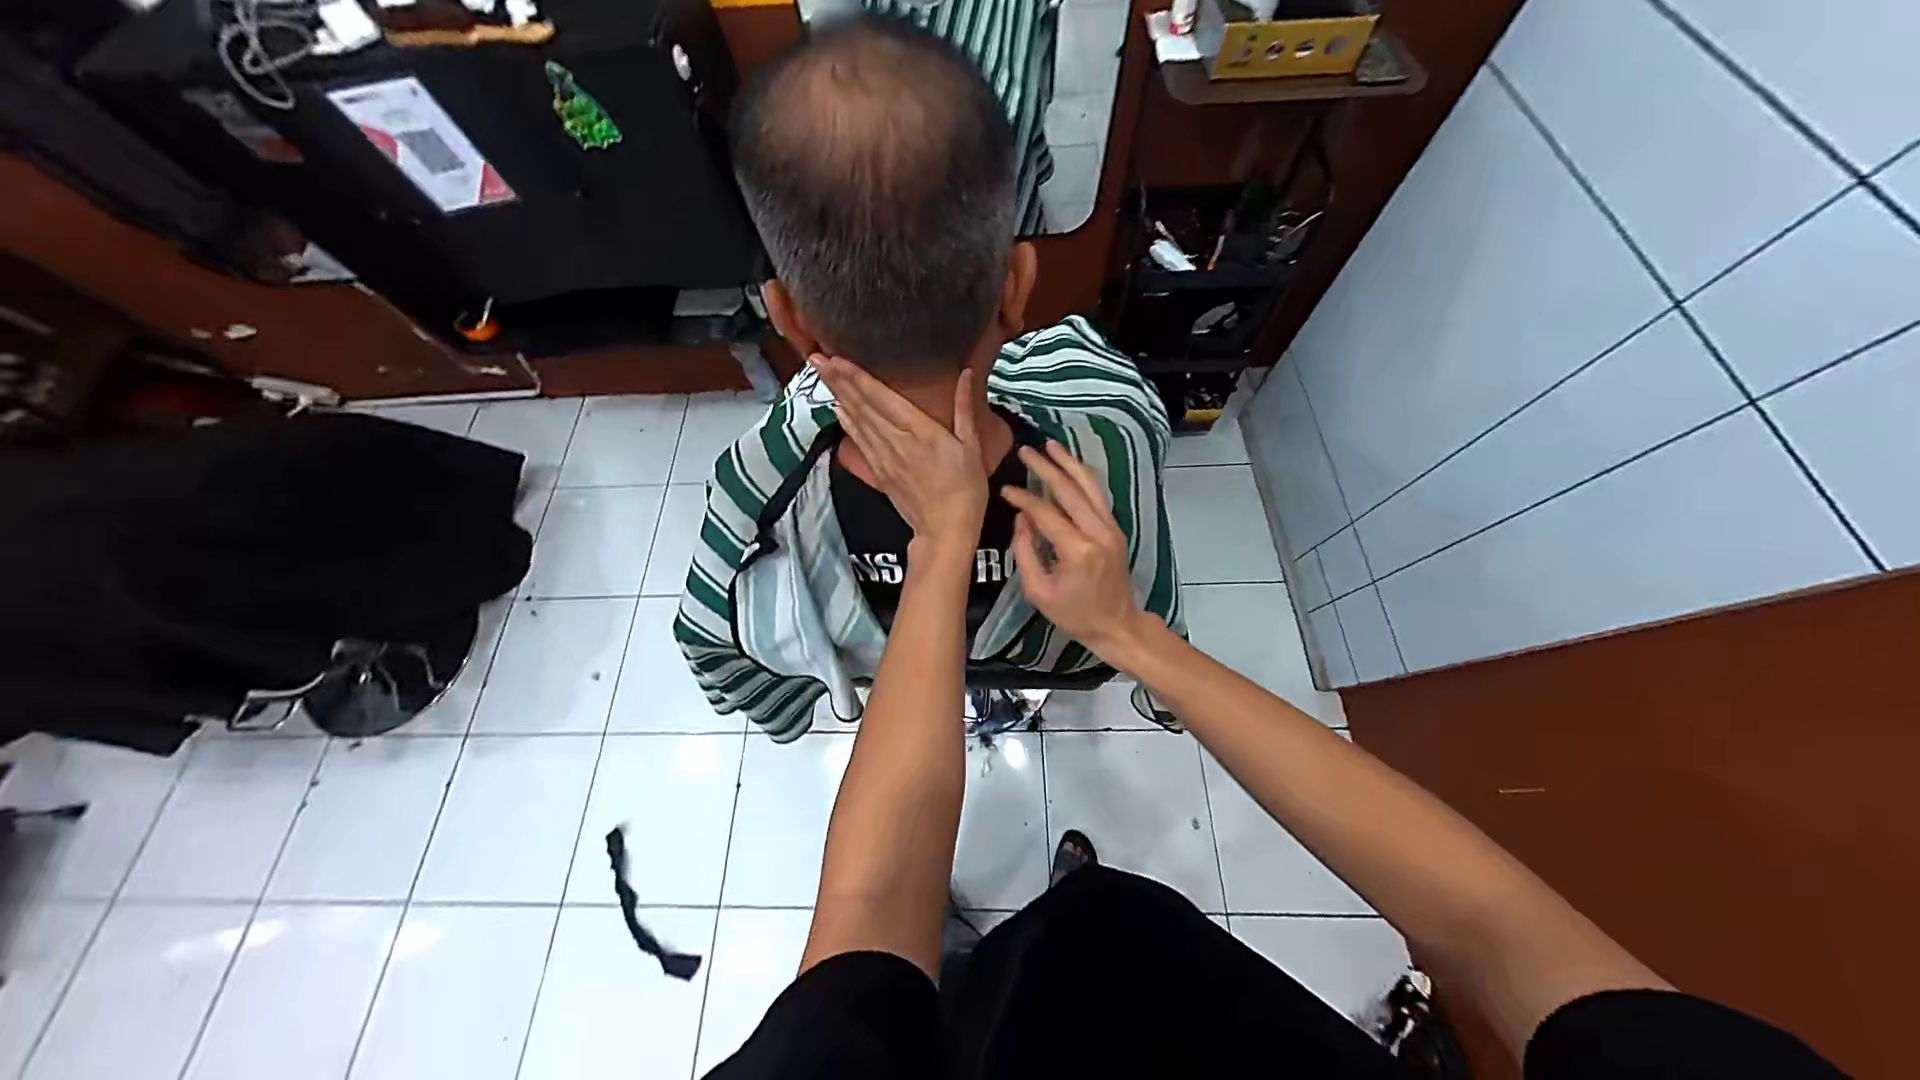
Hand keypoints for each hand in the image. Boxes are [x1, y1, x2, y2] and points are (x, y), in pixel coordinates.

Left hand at [812, 355, 988, 548]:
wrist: (946, 528)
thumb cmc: (966, 487)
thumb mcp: (972, 445)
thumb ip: (964, 407)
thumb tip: (966, 374)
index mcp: (920, 431)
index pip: (881, 397)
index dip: (857, 377)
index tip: (837, 359)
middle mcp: (896, 441)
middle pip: (862, 406)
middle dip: (838, 381)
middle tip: (816, 359)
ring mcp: (884, 458)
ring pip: (856, 421)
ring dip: (837, 396)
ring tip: (821, 375)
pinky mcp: (879, 472)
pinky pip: (859, 442)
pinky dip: (846, 423)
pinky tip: (837, 408)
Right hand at [1000, 441, 1155, 660]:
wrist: (1117, 624)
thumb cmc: (1074, 615)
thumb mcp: (1039, 592)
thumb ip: (1025, 552)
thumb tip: (1021, 519)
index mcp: (1077, 551)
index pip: (1045, 513)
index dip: (1023, 499)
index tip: (1006, 491)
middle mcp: (1098, 532)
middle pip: (1069, 490)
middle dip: (1046, 467)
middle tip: (1025, 450)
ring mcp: (1111, 528)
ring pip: (1089, 485)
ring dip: (1069, 463)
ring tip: (1050, 445)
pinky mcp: (1115, 528)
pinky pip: (1097, 495)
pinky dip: (1082, 477)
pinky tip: (1069, 466)